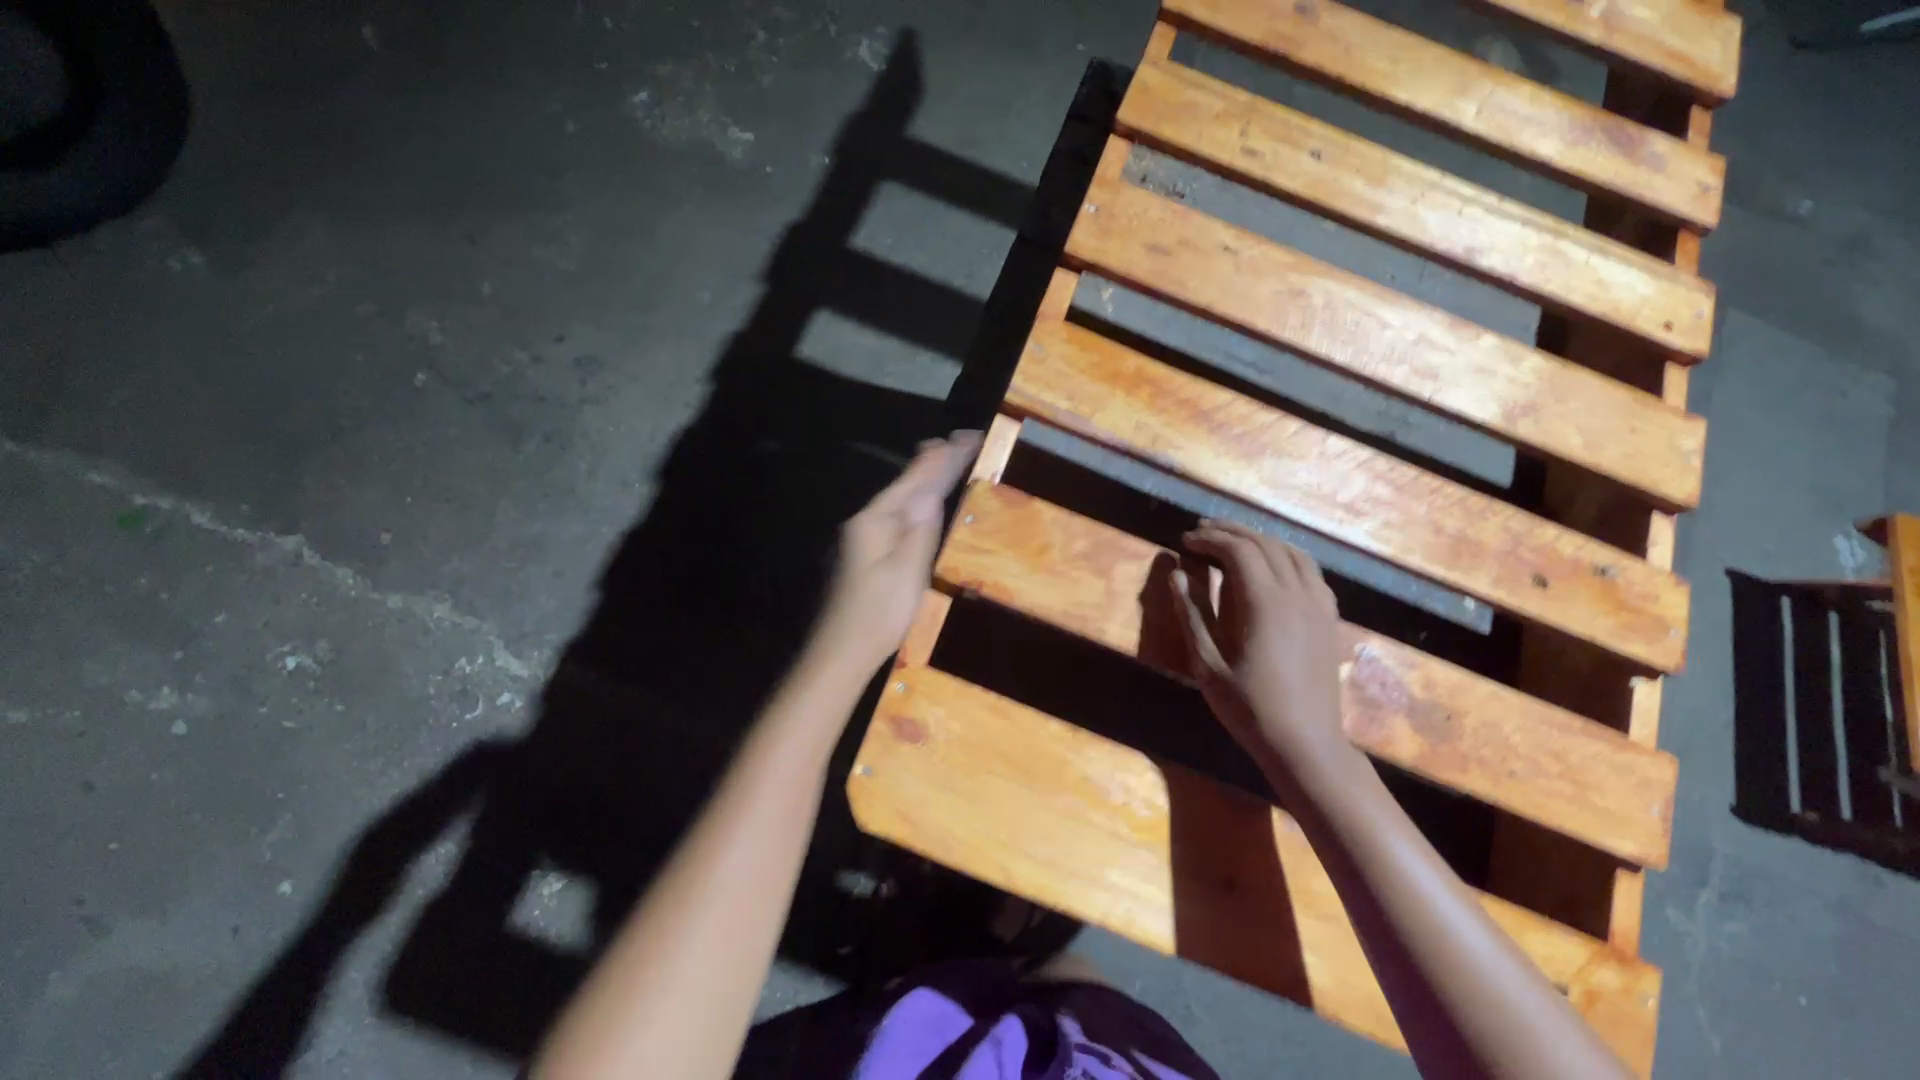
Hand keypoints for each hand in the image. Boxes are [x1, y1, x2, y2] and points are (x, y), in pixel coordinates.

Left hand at [813, 430, 982, 671]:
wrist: (843, 652)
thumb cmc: (878, 615)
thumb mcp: (905, 573)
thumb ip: (919, 531)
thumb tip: (930, 492)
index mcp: (877, 521)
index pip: (916, 480)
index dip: (944, 458)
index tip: (970, 437)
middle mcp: (869, 521)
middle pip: (907, 484)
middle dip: (936, 461)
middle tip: (964, 439)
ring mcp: (868, 537)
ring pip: (903, 498)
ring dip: (928, 477)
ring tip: (947, 455)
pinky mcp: (872, 553)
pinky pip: (901, 514)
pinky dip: (919, 500)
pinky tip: (925, 500)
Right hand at [1167, 520, 1349, 777]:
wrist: (1305, 742)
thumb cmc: (1249, 707)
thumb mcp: (1207, 665)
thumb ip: (1191, 614)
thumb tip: (1176, 573)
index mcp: (1264, 603)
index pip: (1238, 550)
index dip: (1210, 539)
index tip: (1185, 541)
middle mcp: (1296, 593)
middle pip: (1265, 543)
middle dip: (1231, 531)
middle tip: (1201, 532)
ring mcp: (1318, 604)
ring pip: (1292, 552)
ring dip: (1260, 539)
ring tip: (1233, 541)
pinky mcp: (1329, 617)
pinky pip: (1310, 571)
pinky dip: (1286, 556)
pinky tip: (1273, 566)